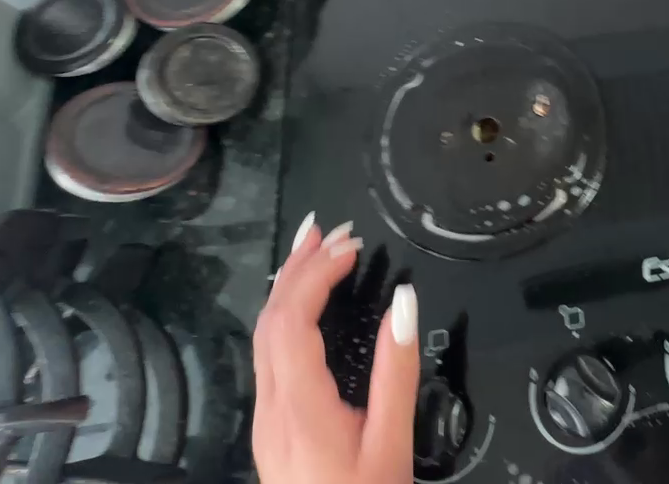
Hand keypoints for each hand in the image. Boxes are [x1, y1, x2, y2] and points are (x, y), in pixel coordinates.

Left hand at [254, 215, 418, 483]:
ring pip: (263, 336)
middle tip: (328, 227)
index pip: (292, 322)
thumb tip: (405, 301)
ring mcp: (266, 417)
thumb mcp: (391, 440)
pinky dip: (286, 311)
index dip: (315, 275)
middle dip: (297, 267)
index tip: (350, 245)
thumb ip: (397, 369)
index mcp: (299, 408)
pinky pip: (269, 351)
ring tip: (314, 247)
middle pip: (269, 321)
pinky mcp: (272, 424)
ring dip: (288, 285)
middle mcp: (272, 408)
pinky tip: (305, 301)